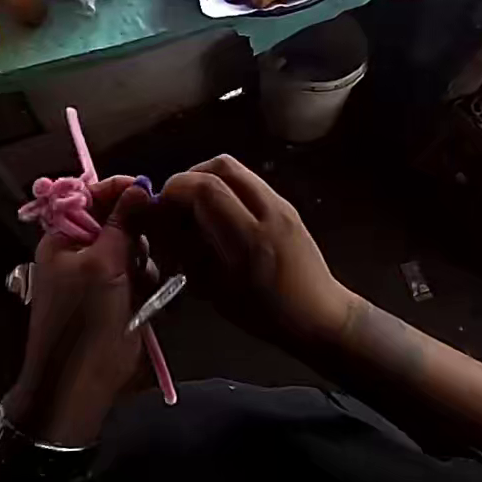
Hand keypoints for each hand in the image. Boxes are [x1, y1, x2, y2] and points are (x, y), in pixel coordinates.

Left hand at [4, 176, 153, 445]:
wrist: (81, 384)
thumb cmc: (83, 320)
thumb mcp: (103, 264)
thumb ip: (122, 223)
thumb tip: (138, 185)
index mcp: (64, 238)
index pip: (91, 197)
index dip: (118, 191)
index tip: (147, 193)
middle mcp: (80, 251)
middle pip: (118, 221)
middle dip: (136, 233)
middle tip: (141, 250)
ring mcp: (100, 275)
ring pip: (135, 248)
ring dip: (144, 262)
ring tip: (141, 283)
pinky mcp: (119, 296)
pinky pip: (141, 274)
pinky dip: (147, 282)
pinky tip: (147, 297)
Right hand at [153, 155, 357, 349]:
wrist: (321, 315)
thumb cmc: (265, 314)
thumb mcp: (216, 290)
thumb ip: (188, 250)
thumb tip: (161, 221)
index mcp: (249, 239)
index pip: (205, 188)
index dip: (174, 190)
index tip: (159, 209)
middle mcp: (268, 212)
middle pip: (221, 166)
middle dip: (189, 178)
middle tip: (176, 205)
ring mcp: (281, 205)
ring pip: (235, 170)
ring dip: (206, 182)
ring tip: (195, 211)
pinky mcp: (286, 205)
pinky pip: (247, 182)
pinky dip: (225, 189)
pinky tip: (219, 217)